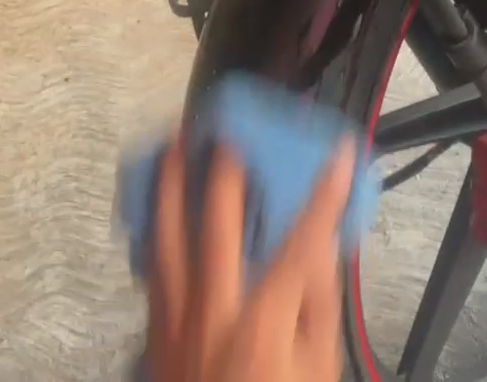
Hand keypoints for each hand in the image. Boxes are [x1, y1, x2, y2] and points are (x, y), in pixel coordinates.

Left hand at [144, 136, 352, 381]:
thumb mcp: (316, 366)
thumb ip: (318, 302)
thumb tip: (323, 248)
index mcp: (262, 319)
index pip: (301, 240)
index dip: (325, 193)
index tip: (337, 155)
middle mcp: (213, 309)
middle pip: (216, 220)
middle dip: (224, 166)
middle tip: (230, 128)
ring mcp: (176, 316)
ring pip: (168, 232)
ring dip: (171, 180)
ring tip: (173, 141)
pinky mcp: (154, 327)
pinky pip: (150, 262)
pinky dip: (152, 223)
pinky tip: (153, 200)